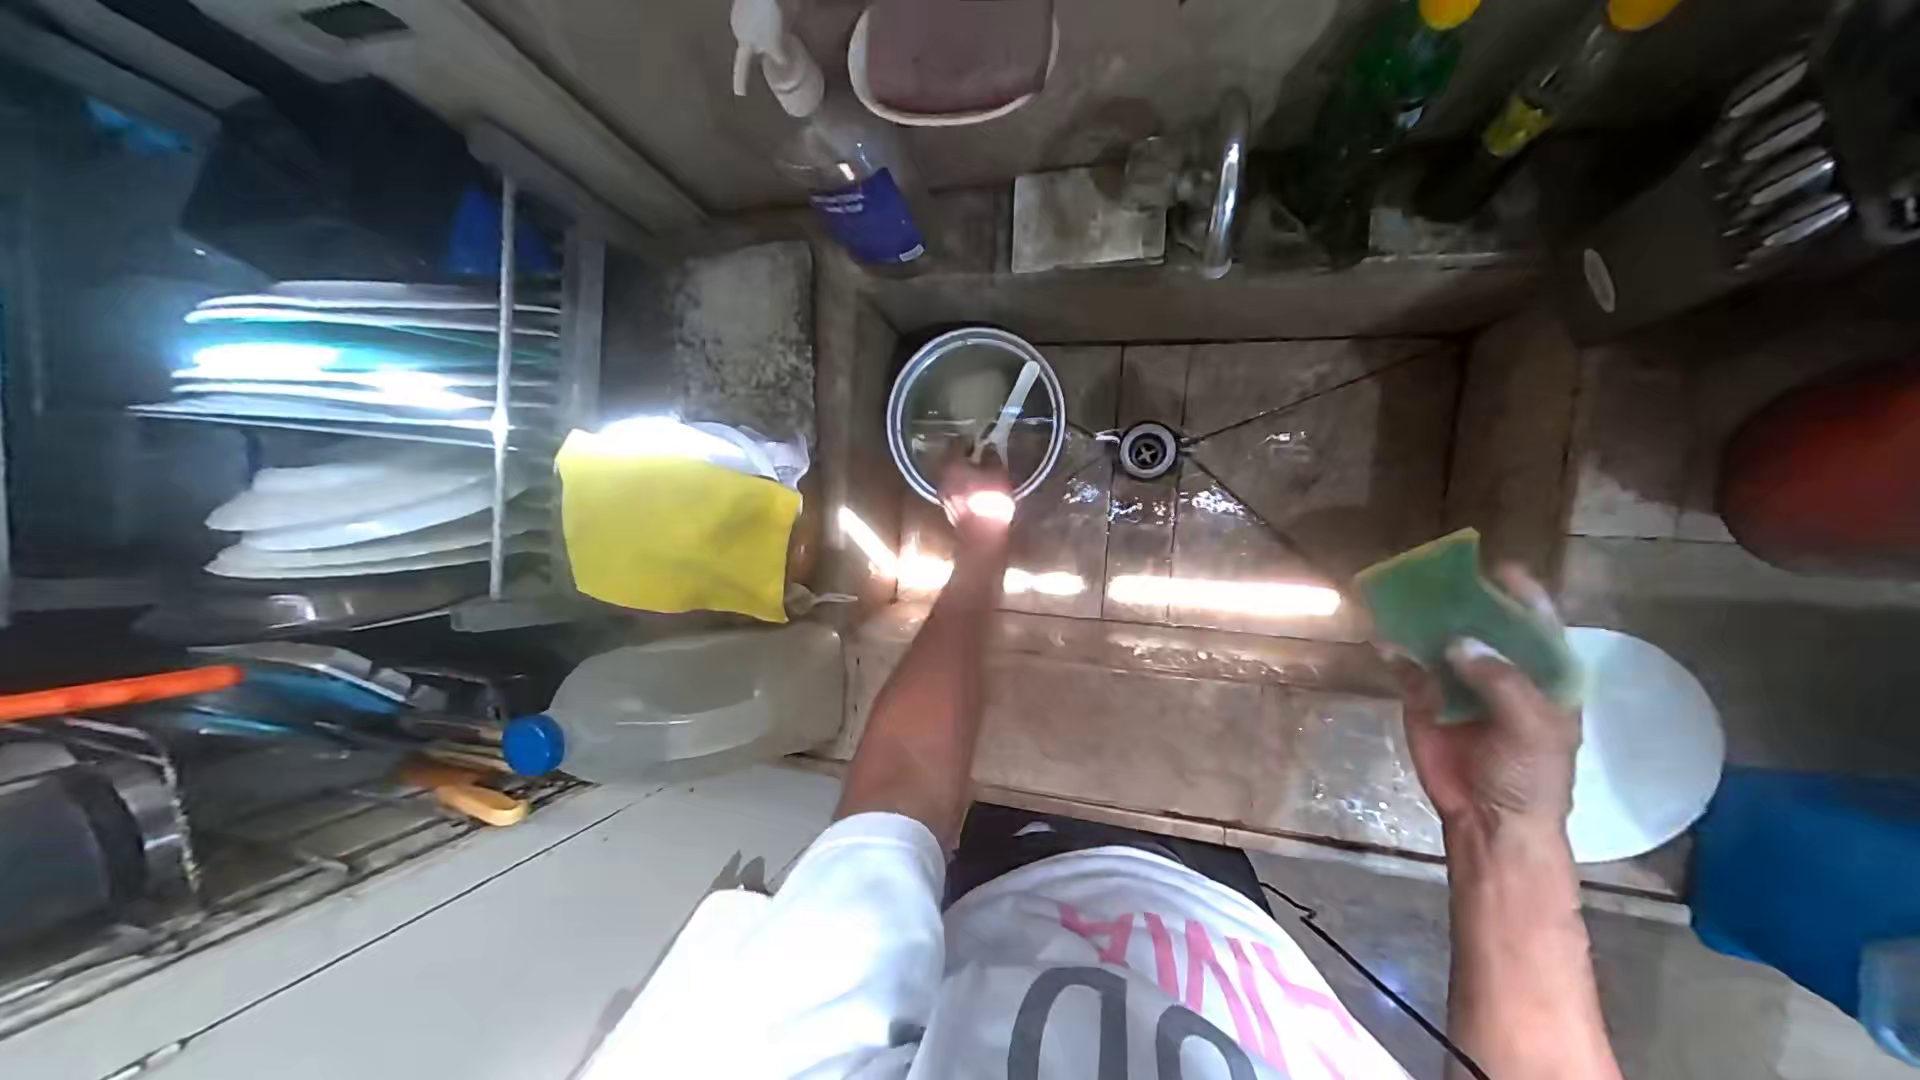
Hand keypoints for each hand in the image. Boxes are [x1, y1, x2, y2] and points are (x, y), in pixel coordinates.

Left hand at [937, 446, 1014, 551]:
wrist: (982, 537)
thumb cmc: (991, 502)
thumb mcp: (998, 474)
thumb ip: (992, 456)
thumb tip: (988, 447)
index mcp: (952, 465)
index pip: (956, 443)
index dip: (968, 440)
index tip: (979, 441)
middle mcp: (942, 476)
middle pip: (950, 458)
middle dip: (963, 455)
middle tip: (979, 454)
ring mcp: (942, 492)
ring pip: (950, 474)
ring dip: (961, 471)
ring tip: (978, 471)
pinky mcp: (946, 506)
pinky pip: (951, 487)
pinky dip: (960, 483)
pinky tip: (973, 487)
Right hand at [1394, 565, 1580, 838]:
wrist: (1488, 817)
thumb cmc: (1530, 775)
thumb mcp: (1532, 729)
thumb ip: (1502, 683)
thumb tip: (1457, 641)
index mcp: (1542, 677)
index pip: (1536, 627)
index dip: (1523, 596)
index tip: (1501, 570)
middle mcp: (1499, 671)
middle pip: (1481, 625)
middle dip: (1462, 600)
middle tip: (1438, 576)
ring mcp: (1458, 682)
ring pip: (1438, 640)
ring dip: (1420, 619)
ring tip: (1402, 595)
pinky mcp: (1423, 696)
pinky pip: (1406, 665)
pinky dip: (1394, 650)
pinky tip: (1383, 639)